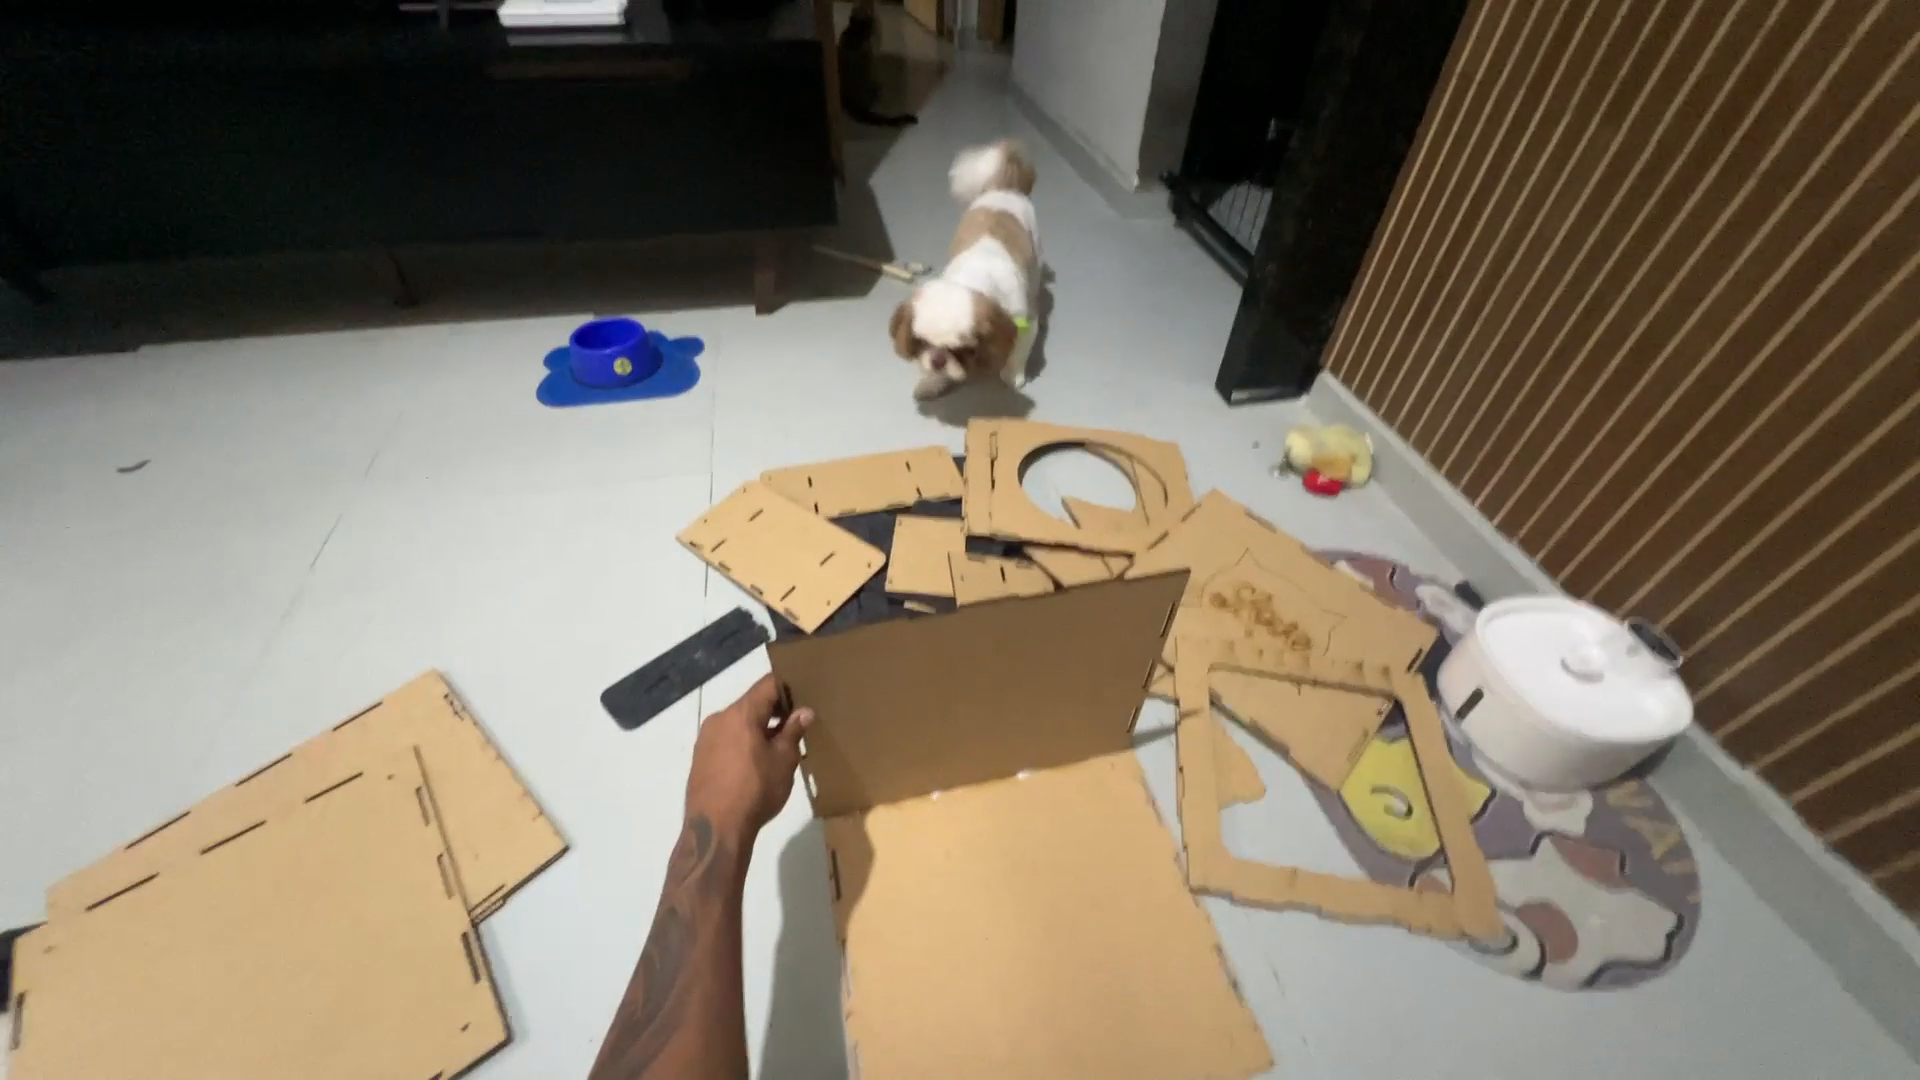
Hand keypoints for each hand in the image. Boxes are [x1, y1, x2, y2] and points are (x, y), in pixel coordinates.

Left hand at [685, 674, 812, 844]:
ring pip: (739, 722)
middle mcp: (719, 718)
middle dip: (776, 710)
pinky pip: (727, 739)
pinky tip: (757, 762)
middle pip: (752, 703)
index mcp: (741, 713)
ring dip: (760, 728)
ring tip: (779, 747)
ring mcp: (706, 738)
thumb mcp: (784, 760)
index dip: (789, 685)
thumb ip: (793, 731)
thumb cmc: (755, 790)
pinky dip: (744, 742)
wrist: (715, 830)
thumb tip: (804, 712)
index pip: (768, 684)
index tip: (806, 693)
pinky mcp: (700, 758)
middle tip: (798, 723)